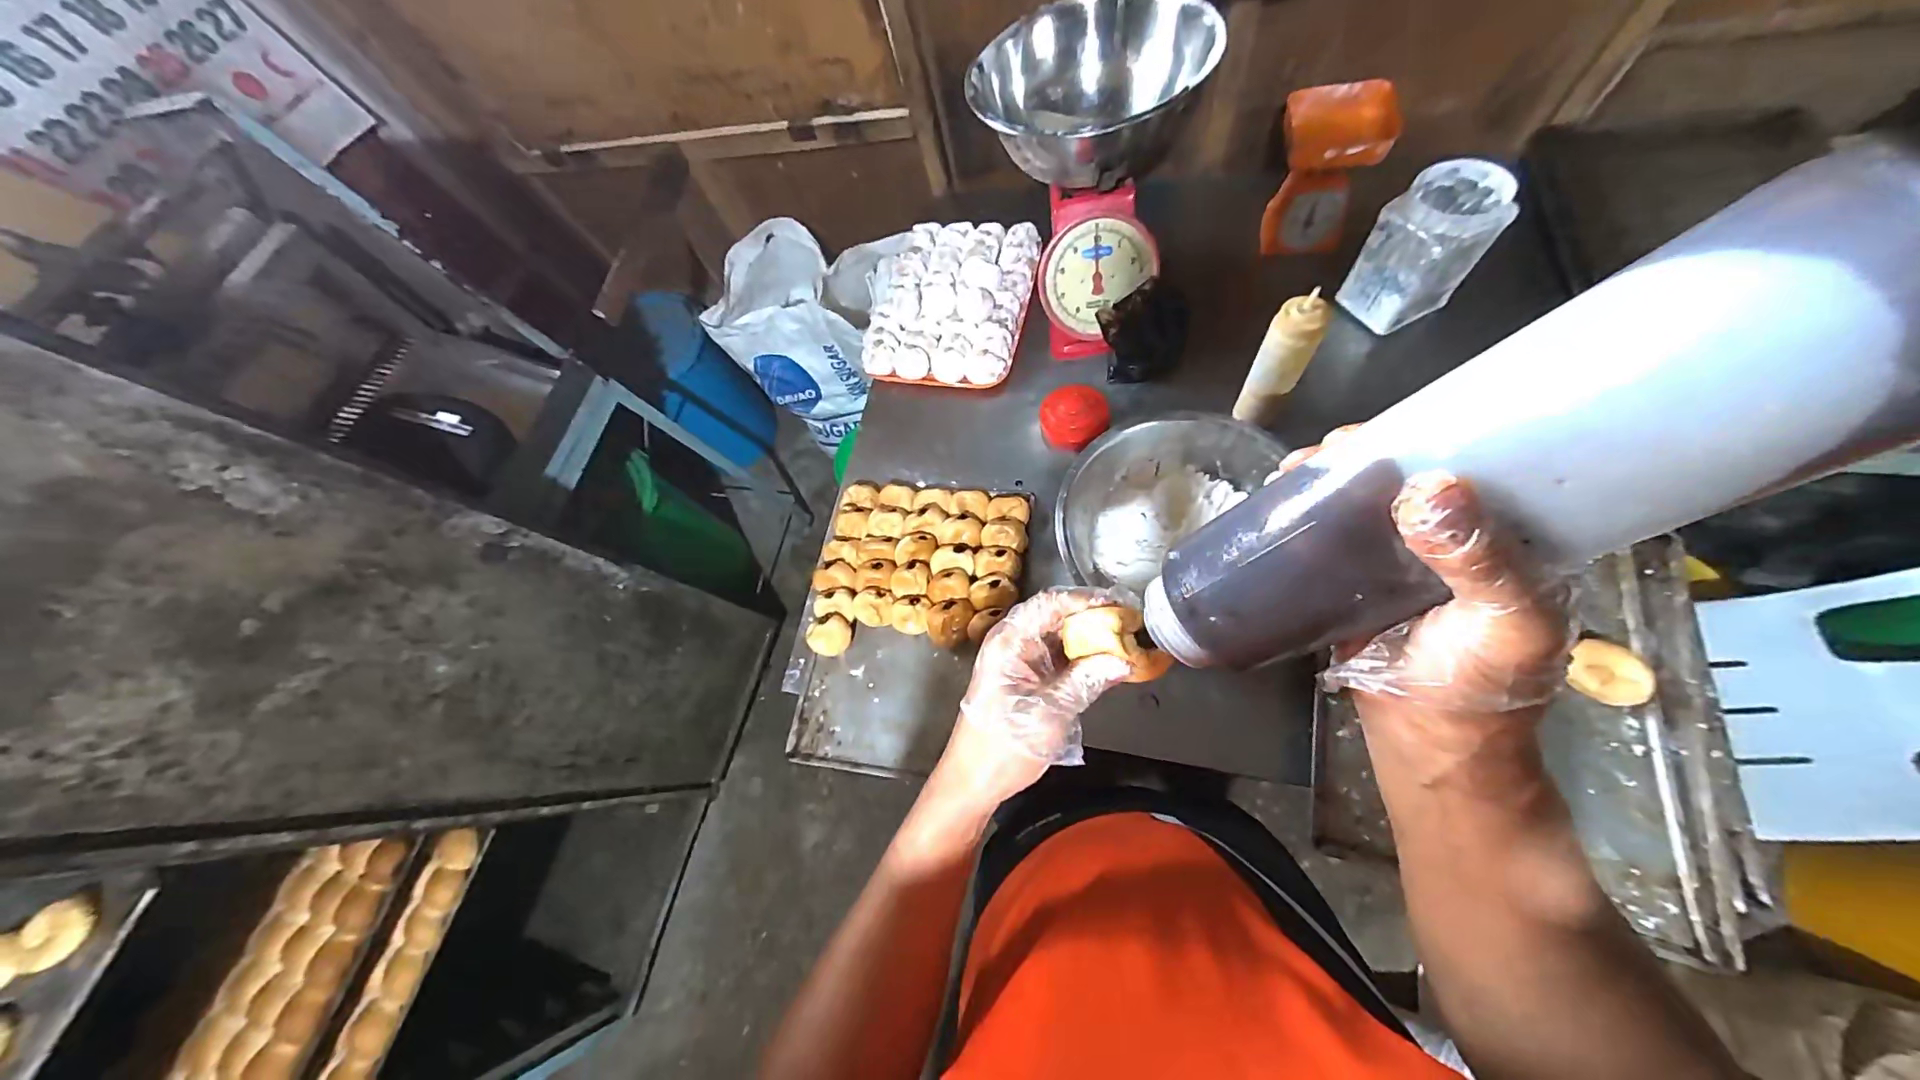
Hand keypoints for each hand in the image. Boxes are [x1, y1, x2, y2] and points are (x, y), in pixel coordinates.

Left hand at [940, 589, 1133, 805]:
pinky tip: (1109, 660)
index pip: (1050, 603)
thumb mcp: (1049, 713)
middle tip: (1129, 619)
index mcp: (1008, 642)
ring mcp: (1022, 660)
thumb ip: (1087, 681)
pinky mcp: (1030, 678)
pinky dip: (1084, 656)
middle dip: (1094, 615)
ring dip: (1091, 635)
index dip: (1086, 599)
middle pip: (1057, 615)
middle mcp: (1013, 643)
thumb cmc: (1000, 748)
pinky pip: (1061, 656)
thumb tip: (1124, 660)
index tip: (1119, 604)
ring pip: (1061, 635)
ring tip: (1127, 637)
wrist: (974, 781)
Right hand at [1284, 429, 1572, 757]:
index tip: (1390, 425)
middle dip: (1363, 456)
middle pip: (1403, 479)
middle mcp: (1448, 540)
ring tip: (1293, 471)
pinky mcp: (1352, 585)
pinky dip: (1306, 521)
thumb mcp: (1505, 622)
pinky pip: (1330, 542)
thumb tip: (1427, 487)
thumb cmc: (1485, 687)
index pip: (1470, 466)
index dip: (1434, 436)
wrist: (1427, 745)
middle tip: (1326, 452)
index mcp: (1503, 537)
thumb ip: (1477, 558)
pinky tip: (1279, 508)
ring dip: (1327, 484)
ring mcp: (1395, 562)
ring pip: (1361, 506)